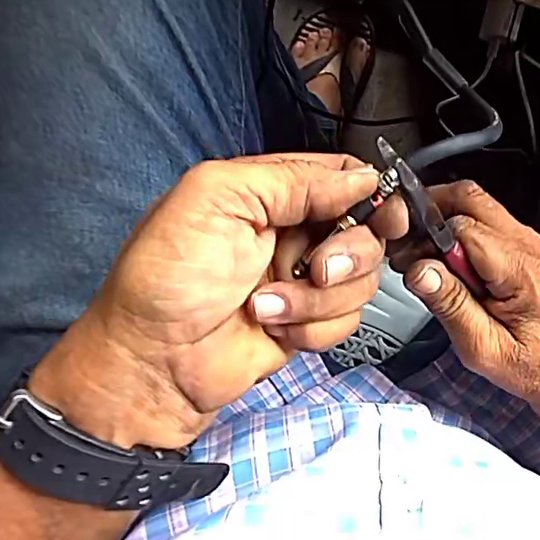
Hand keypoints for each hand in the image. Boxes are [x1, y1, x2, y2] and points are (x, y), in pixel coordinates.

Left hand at [32, 153, 408, 448]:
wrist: (156, 363)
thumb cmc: (165, 281)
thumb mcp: (217, 201)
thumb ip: (292, 180)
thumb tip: (360, 178)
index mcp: (273, 192)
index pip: (345, 176)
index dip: (373, 193)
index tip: (383, 215)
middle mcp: (295, 233)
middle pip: (368, 231)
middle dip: (348, 256)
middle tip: (313, 269)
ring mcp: (306, 280)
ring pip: (362, 281)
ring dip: (319, 299)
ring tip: (267, 303)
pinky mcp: (311, 319)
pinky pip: (349, 320)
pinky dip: (314, 328)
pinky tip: (275, 326)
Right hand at [395, 181, 539, 411]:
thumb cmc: (530, 365)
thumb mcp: (481, 347)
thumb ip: (450, 305)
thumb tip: (420, 270)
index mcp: (523, 272)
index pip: (464, 228)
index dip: (429, 240)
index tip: (411, 263)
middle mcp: (531, 248)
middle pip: (469, 198)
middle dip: (430, 215)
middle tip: (410, 248)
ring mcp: (529, 243)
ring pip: (475, 205)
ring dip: (443, 224)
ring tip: (429, 262)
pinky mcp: (523, 247)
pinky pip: (484, 222)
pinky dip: (458, 234)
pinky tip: (451, 266)